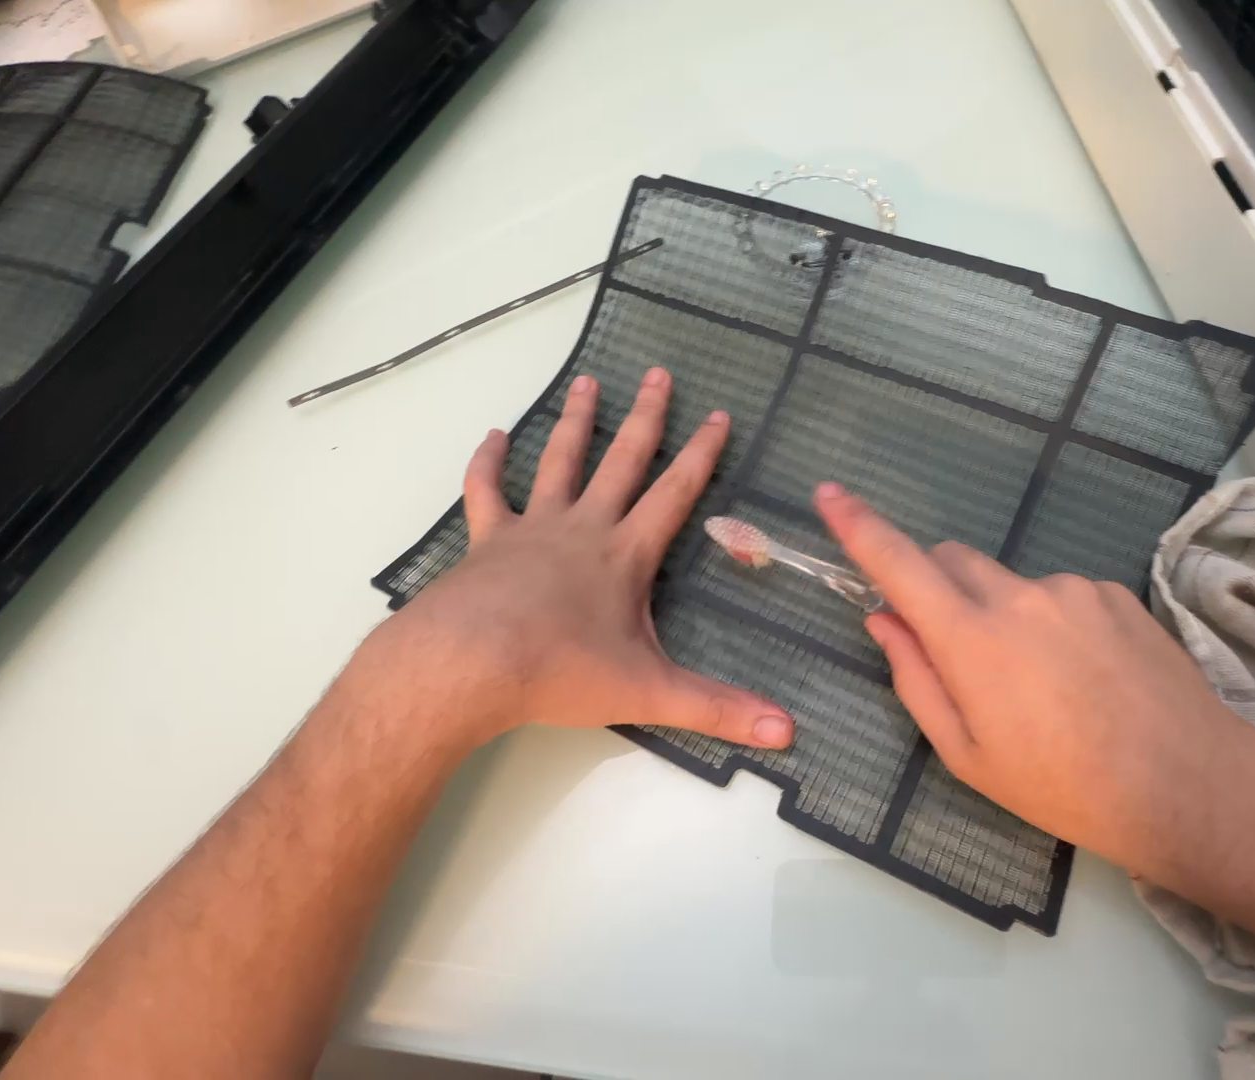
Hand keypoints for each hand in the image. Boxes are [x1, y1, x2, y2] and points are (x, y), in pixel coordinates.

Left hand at [350, 367, 793, 750]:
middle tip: (658, 372)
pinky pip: (487, 491)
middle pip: (622, 460)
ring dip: (576, 421)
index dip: (702, 453)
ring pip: (560, 460)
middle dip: (646, 416)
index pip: (676, 493)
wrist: (466, 667)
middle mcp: (584, 527)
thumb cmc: (560, 673)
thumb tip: (788, 733)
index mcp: (626, 553)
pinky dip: (489, 462)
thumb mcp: (649, 693)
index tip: (719, 414)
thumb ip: (719, 710)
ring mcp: (532, 527)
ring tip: (587, 381)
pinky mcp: (488, 540)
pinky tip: (493, 436)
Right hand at [814, 482, 1251, 869]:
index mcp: (971, 639)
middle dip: (934, 585)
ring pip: (1006, 581)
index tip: (828, 494)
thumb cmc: (1062, 786)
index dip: (857, 525)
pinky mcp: (1113, 591)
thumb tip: (884, 620)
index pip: (899, 564)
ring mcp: (1071, 588)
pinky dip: (1046, 619)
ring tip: (1039, 681)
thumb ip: (915, 677)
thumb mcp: (966, 754)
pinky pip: (1055, 592)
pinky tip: (1081, 671)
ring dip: (998, 612)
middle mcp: (1018, 595)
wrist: (1189, 786)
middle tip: (954, 647)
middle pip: (950, 559)